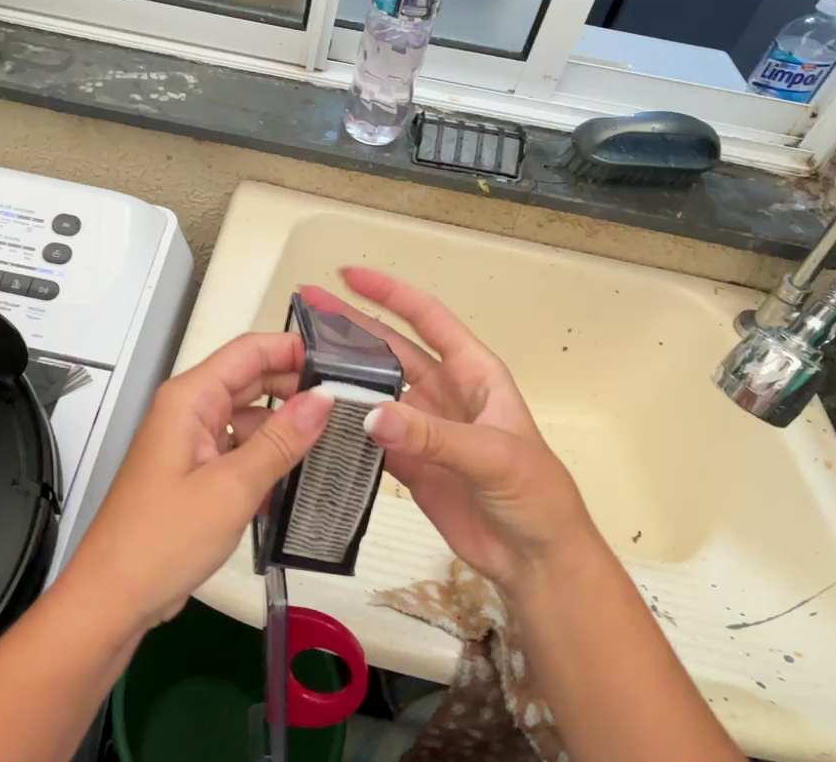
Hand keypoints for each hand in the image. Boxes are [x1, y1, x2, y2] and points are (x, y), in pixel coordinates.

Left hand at [58, 332, 333, 633]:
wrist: (113, 599)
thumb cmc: (164, 538)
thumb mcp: (233, 487)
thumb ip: (281, 440)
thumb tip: (324, 398)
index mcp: (190, 398)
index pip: (249, 351)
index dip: (294, 349)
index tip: (342, 363)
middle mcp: (189, 411)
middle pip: (251, 381)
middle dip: (297, 390)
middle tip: (350, 407)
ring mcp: (191, 444)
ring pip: (249, 420)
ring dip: (285, 432)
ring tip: (334, 446)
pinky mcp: (196, 475)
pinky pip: (239, 452)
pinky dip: (266, 462)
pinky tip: (298, 484)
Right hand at [299, 268, 601, 592]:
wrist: (537, 559)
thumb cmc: (536, 494)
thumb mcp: (493, 455)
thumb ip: (433, 435)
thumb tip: (372, 414)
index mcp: (473, 372)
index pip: (427, 318)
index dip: (390, 293)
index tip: (350, 276)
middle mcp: (443, 391)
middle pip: (389, 349)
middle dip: (350, 326)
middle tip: (307, 308)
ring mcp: (422, 427)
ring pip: (374, 389)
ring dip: (341, 375)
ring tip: (299, 360)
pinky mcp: (408, 462)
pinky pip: (368, 435)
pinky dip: (343, 425)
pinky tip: (315, 416)